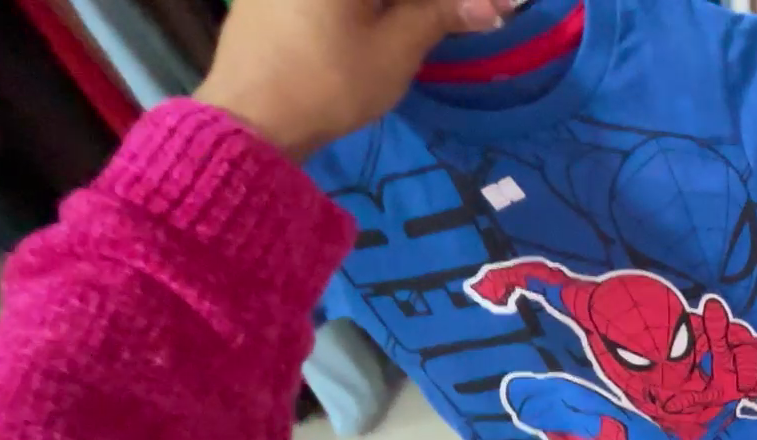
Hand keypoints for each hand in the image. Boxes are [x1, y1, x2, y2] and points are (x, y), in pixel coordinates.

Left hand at [194, 0, 515, 160]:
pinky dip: (379, 9)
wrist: (257, 110)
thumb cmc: (333, 81)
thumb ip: (440, 16)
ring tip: (439, 23)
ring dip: (409, 8)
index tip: (500, 7)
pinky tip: (399, 22)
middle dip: (432, 5)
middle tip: (475, 16)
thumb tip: (493, 5)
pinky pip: (345, 0)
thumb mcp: (396, 49)